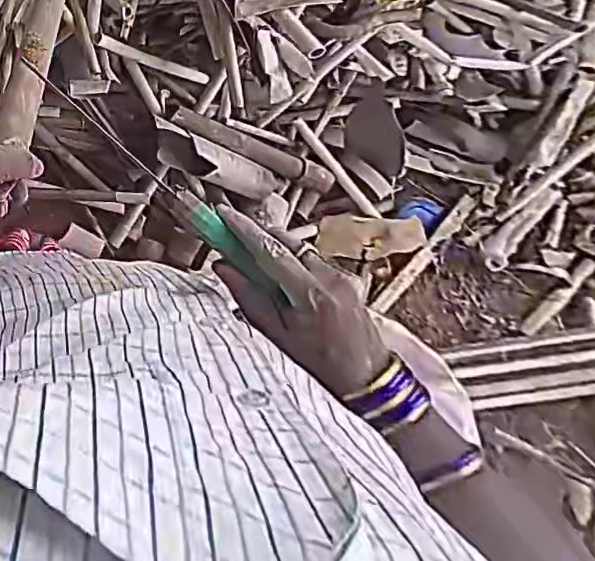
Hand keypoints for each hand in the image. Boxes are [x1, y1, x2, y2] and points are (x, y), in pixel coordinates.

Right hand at [212, 207, 389, 396]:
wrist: (372, 380)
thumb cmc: (323, 362)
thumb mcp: (276, 333)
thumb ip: (247, 295)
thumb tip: (221, 265)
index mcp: (310, 293)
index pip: (269, 248)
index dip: (242, 227)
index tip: (222, 214)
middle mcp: (330, 278)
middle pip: (284, 240)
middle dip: (256, 233)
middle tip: (232, 236)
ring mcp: (342, 275)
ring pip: (297, 246)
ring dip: (273, 245)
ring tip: (255, 260)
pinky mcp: (347, 277)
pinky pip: (311, 257)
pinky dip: (290, 257)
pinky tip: (281, 274)